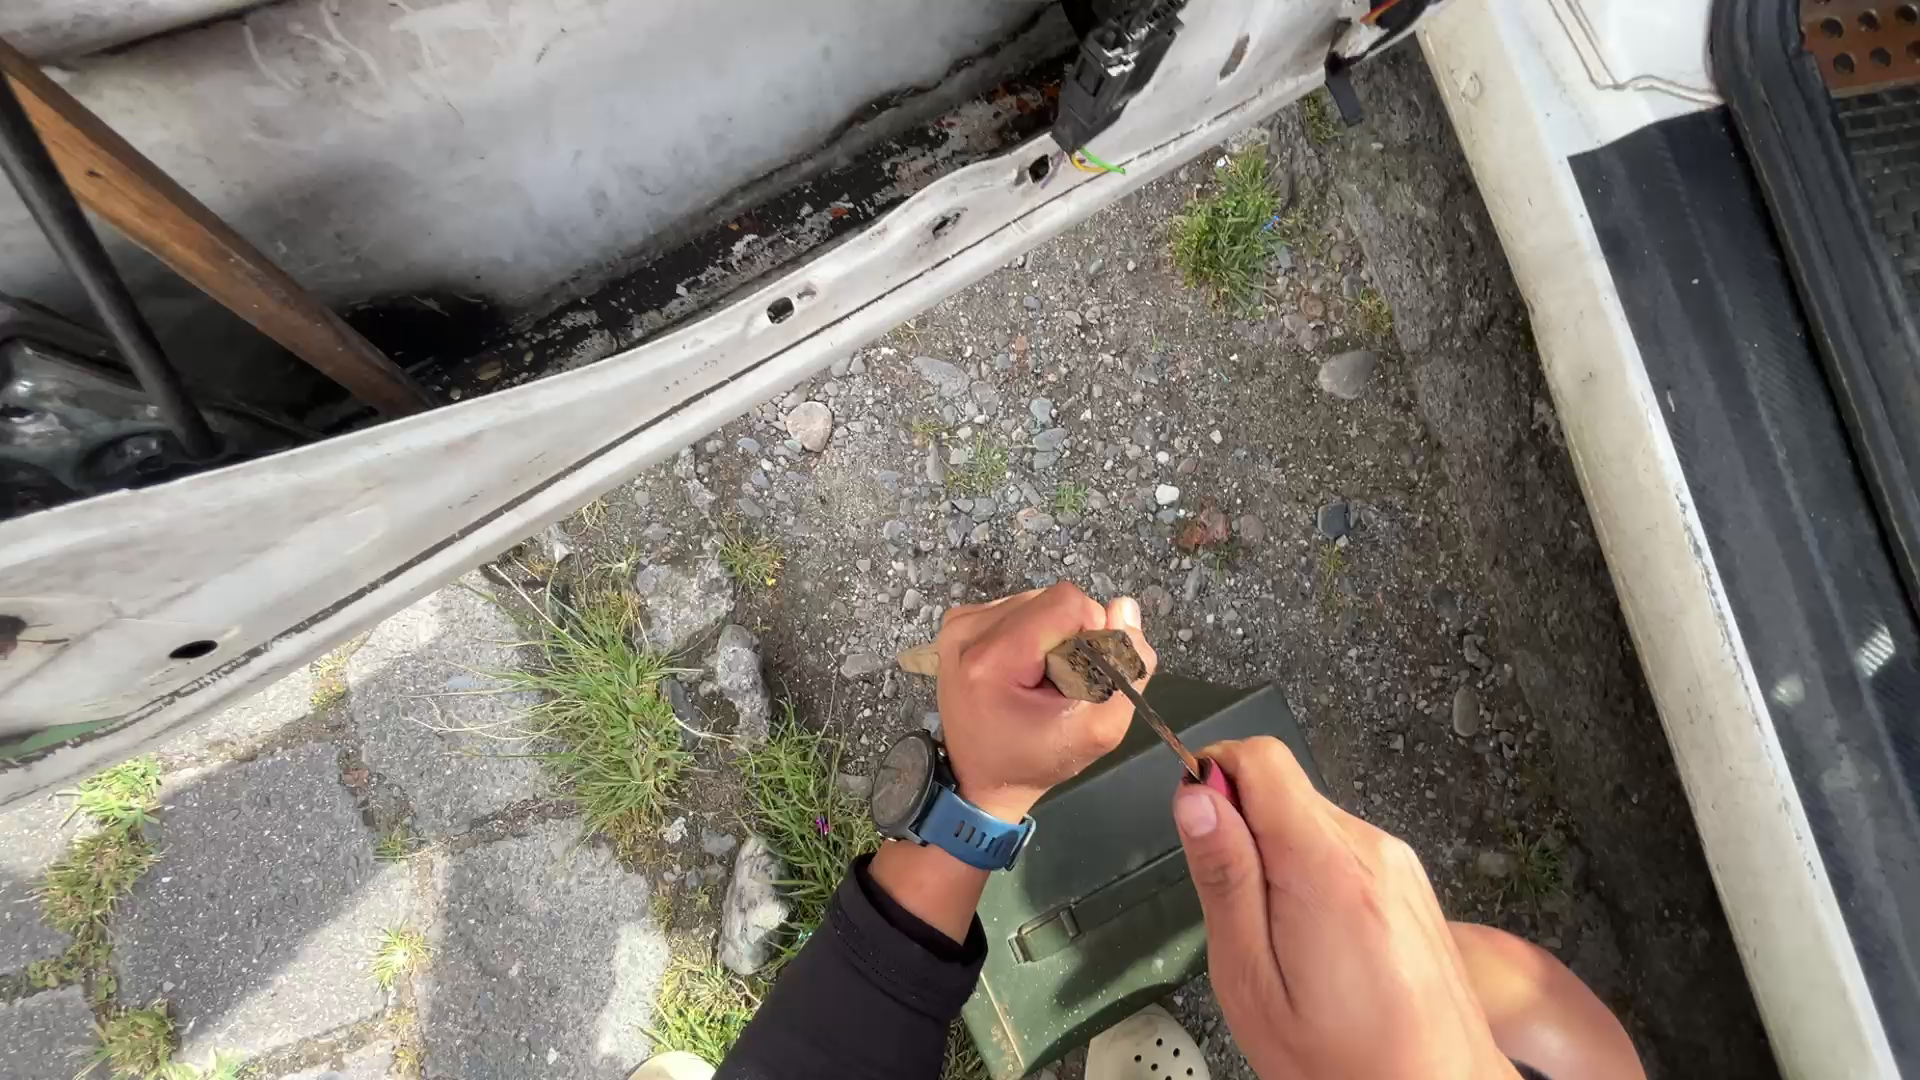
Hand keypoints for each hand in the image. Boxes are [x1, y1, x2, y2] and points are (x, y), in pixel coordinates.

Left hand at [934, 583, 1157, 821]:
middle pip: (1052, 599)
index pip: (1069, 603)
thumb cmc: (1035, 760)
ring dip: (1052, 635)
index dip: (1092, 634)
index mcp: (992, 657)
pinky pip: (1017, 608)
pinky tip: (1023, 668)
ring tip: (1040, 678)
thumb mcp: (1098, 730)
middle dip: (1071, 636)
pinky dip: (1031, 634)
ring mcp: (960, 622)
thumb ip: (1126, 668)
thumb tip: (1125, 607)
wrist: (978, 776)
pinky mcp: (959, 621)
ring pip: (1037, 601)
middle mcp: (968, 630)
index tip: (1081, 673)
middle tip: (1059, 681)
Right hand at [1173, 738, 1520, 1079]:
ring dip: (1273, 850)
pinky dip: (1306, 866)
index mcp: (1326, 866)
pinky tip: (1315, 934)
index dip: (1216, 778)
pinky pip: (1333, 840)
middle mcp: (1369, 847)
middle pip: (1278, 783)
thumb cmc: (1341, 1064)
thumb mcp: (1250, 980)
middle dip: (1242, 826)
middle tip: (1242, 908)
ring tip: (1281, 931)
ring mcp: (1395, 860)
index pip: (1259, 757)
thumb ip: (1223, 878)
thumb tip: (1194, 797)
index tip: (1206, 837)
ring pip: (1302, 811)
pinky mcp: (1406, 876)